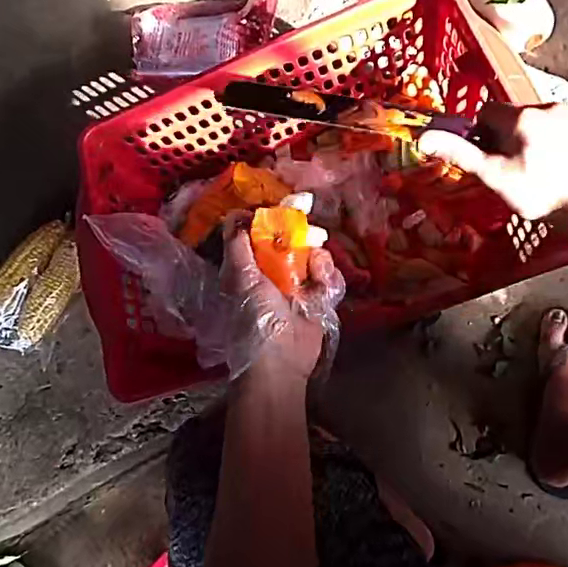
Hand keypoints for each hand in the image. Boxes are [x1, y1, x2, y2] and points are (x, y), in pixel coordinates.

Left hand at [220, 222, 343, 383]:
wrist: (280, 362)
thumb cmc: (255, 320)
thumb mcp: (240, 278)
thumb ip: (238, 245)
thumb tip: (238, 214)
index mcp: (250, 265)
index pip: (262, 231)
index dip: (275, 216)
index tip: (291, 204)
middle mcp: (274, 272)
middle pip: (293, 239)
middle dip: (303, 234)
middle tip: (314, 233)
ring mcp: (298, 285)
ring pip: (314, 255)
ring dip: (318, 258)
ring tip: (316, 271)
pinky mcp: (318, 299)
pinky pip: (329, 277)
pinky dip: (329, 277)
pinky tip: (322, 285)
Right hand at [417, 103, 567, 220]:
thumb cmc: (539, 194)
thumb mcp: (495, 176)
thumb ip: (461, 153)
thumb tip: (424, 138)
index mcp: (519, 118)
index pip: (488, 112)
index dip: (484, 132)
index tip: (491, 153)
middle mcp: (549, 107)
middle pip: (520, 116)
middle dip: (515, 136)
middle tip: (519, 167)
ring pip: (549, 121)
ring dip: (544, 138)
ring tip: (548, 170)